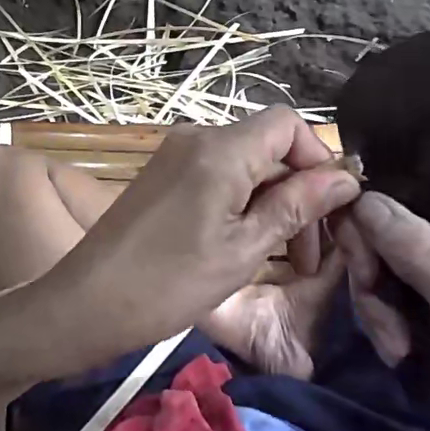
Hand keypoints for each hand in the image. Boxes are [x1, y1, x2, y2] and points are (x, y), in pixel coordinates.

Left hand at [45, 107, 359, 361]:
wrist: (83, 306)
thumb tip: (346, 179)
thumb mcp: (244, 248)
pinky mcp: (166, 172)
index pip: (289, 124)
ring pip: (247, 162)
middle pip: (269, 145)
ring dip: (273, 201)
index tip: (329, 208)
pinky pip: (220, 172)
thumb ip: (298, 206)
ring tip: (285, 259)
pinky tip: (247, 243)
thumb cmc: (169, 283)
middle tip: (311, 255)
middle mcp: (200, 136)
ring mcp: (179, 152)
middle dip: (299, 191)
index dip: (318, 157)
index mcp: (222, 148)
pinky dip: (244, 200)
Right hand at [334, 125, 429, 430]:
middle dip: (370, 242)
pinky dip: (390, 300)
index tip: (354, 188)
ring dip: (377, 284)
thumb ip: (420, 253)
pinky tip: (398, 342)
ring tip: (392, 338)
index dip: (393, 143)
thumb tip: (367, 201)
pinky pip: (400, 265)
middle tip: (369, 288)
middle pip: (397, 195)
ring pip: (390, 235)